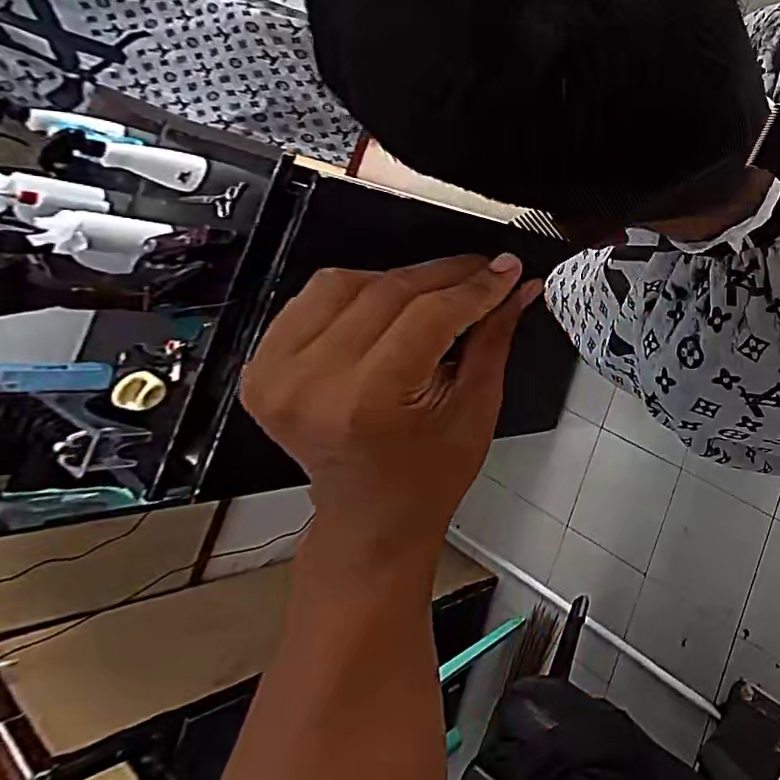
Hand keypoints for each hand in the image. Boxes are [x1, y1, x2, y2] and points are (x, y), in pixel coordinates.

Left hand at [240, 255, 541, 563]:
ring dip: (402, 278)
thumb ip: (495, 336)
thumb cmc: (431, 471)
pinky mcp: (262, 367)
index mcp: (368, 399)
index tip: (507, 268)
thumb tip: (517, 288)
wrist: (374, 510)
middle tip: (486, 270)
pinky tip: (394, 305)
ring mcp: (276, 374)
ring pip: (344, 284)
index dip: (477, 285)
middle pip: (388, 291)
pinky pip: (310, 301)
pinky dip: (358, 292)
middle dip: (448, 274)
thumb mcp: (479, 402)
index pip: (430, 312)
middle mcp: (311, 383)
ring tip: (443, 290)